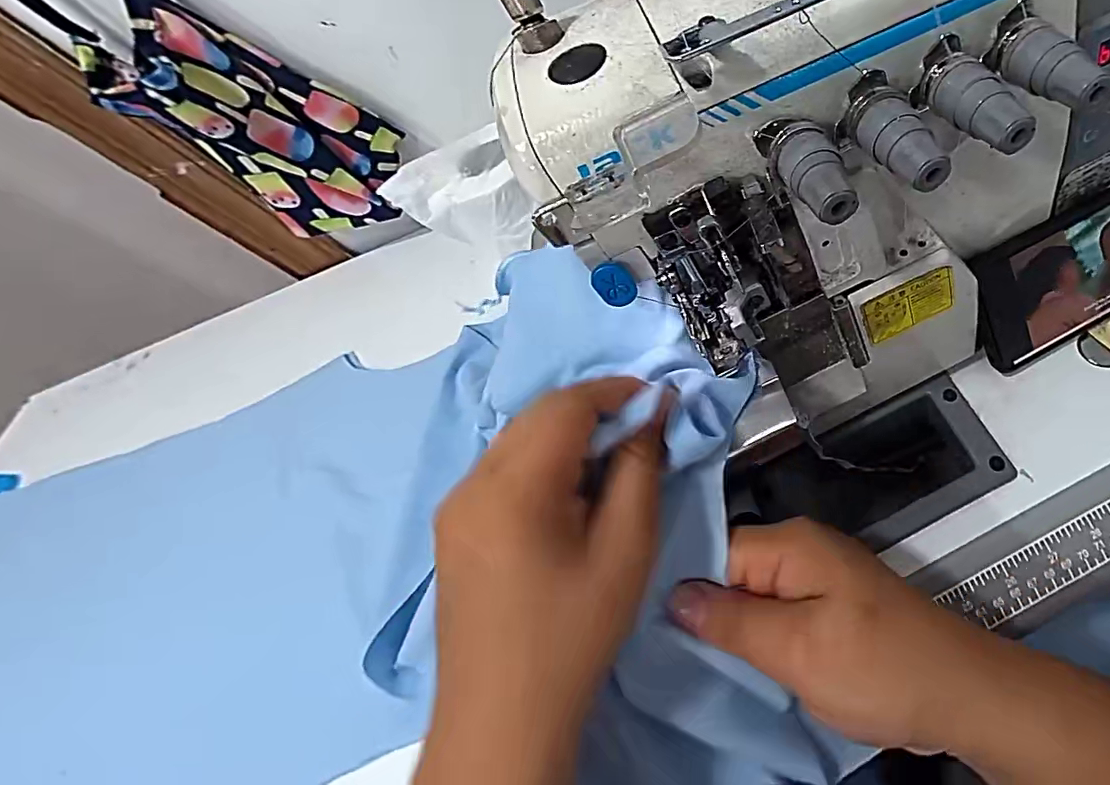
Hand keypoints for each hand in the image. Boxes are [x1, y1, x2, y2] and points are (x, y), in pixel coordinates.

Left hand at [417, 377, 667, 784]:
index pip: (566, 405)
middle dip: (594, 408)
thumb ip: (641, 464)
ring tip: (610, 458)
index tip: (656, 400)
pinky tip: (571, 489)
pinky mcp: (453, 524)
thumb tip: (652, 410)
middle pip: (539, 414)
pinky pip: (503, 465)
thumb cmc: (575, 630)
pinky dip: (544, 456)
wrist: (504, 717)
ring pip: (519, 436)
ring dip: (568, 431)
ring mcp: (455, 504)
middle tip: (640, 429)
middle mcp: (472, 483)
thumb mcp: (626, 544)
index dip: (616, 391)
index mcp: (513, 487)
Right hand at [666, 518, 1006, 752]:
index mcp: (792, 543)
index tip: (651, 622)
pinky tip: (740, 663)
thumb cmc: (877, 666)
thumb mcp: (797, 649)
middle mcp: (802, 548)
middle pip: (733, 570)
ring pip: (754, 594)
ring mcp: (817, 576)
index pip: (717, 548)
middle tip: (666, 651)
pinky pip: (778, 612)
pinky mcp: (828, 605)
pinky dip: (759, 637)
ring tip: (693, 661)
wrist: (955, 691)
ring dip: (731, 627)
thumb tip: (677, 596)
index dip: (686, 584)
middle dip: (705, 609)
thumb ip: (734, 621)